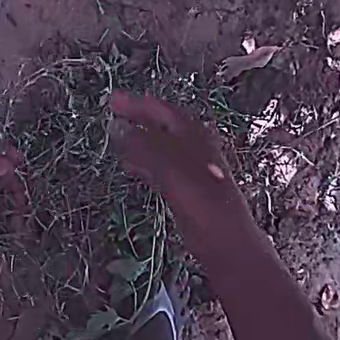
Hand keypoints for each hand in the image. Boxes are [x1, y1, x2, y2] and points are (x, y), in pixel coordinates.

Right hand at [110, 92, 254, 250]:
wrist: (225, 240)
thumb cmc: (202, 202)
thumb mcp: (171, 169)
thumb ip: (144, 147)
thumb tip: (118, 127)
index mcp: (194, 138)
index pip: (164, 111)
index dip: (139, 104)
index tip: (114, 99)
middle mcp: (194, 148)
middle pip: (162, 125)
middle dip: (139, 116)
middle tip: (114, 110)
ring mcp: (189, 169)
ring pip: (159, 145)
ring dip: (138, 138)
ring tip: (116, 135)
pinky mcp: (184, 188)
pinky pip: (158, 166)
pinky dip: (142, 160)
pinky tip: (130, 165)